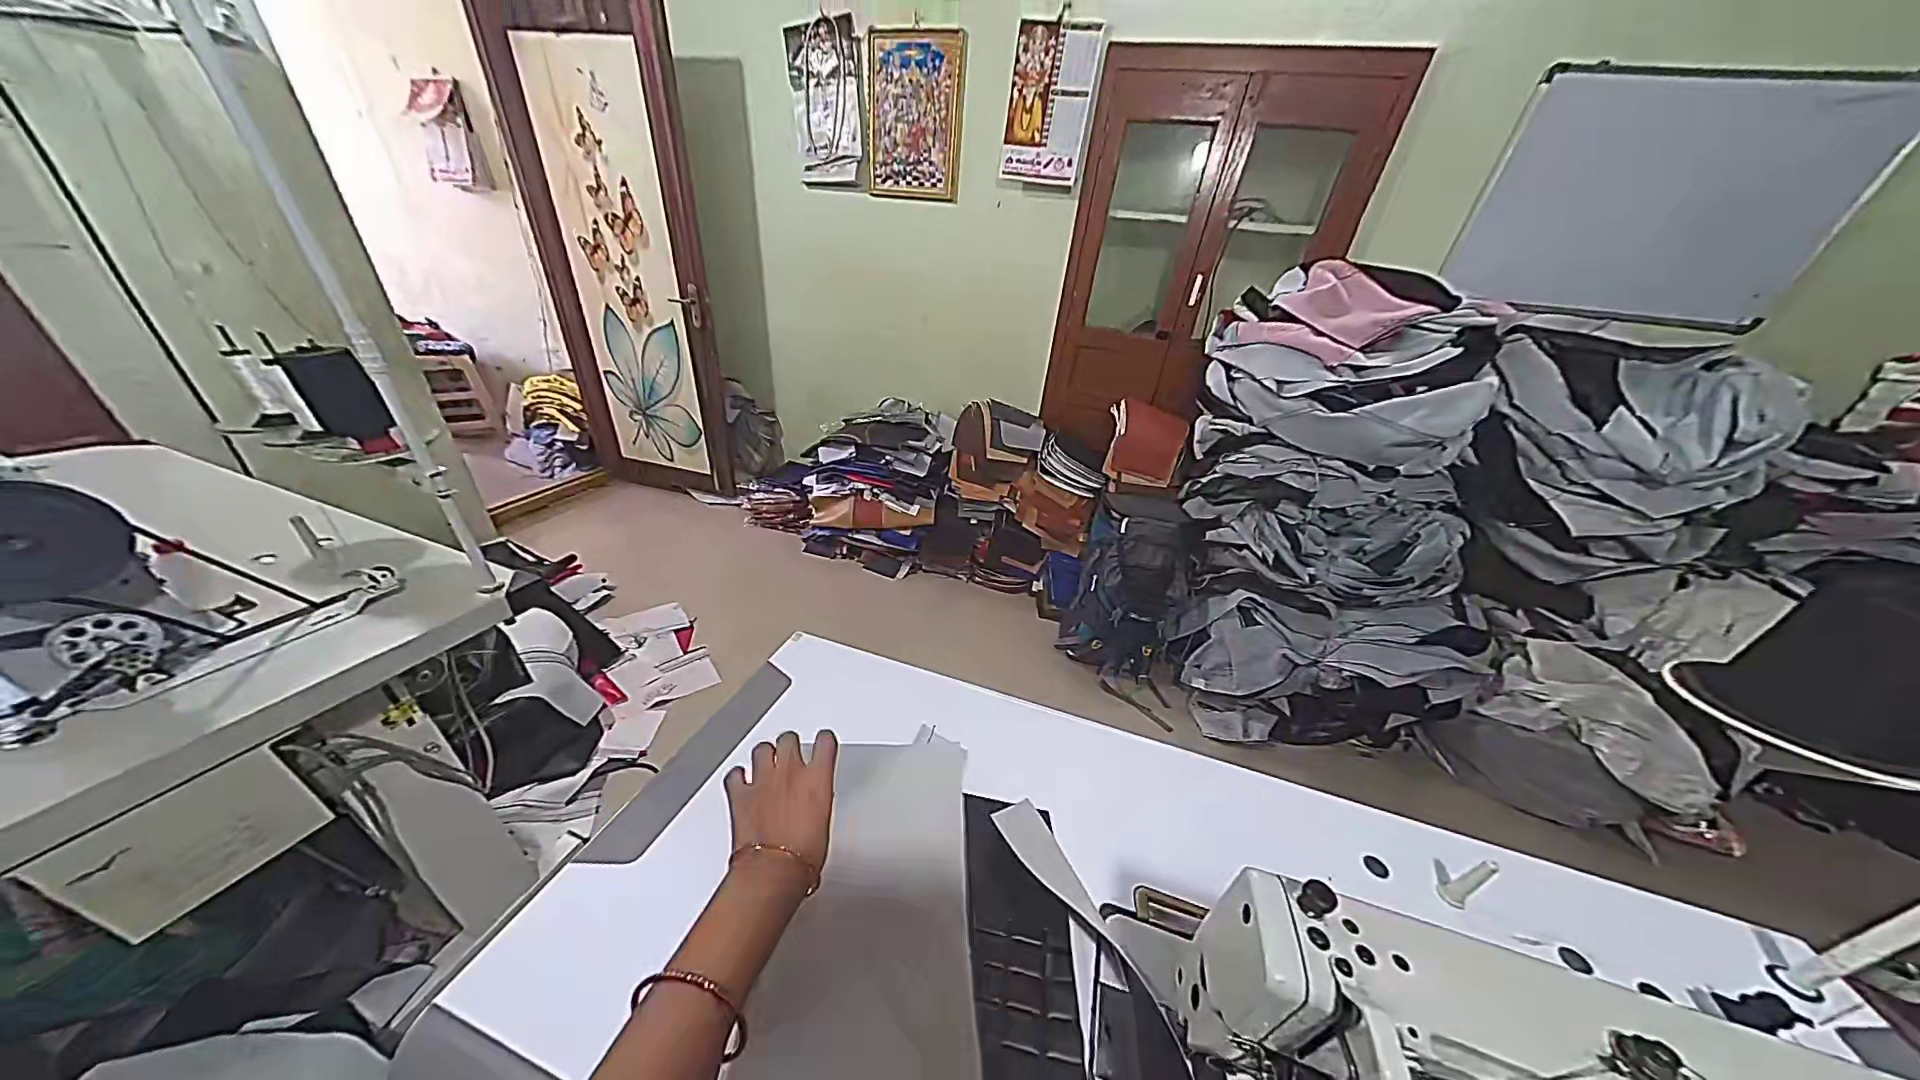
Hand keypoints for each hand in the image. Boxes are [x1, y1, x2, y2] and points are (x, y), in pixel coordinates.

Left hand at [724, 730, 837, 885]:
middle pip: (788, 738)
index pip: (825, 741)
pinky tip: (743, 781)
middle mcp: (790, 772)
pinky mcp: (739, 794)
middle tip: (790, 755)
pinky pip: (735, 774)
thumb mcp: (824, 820)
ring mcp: (763, 780)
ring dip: (765, 755)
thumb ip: (816, 798)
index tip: (822, 744)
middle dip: (789, 745)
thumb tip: (812, 801)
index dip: (823, 741)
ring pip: (761, 748)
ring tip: (767, 765)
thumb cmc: (803, 855)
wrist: (773, 872)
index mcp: (817, 777)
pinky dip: (738, 776)